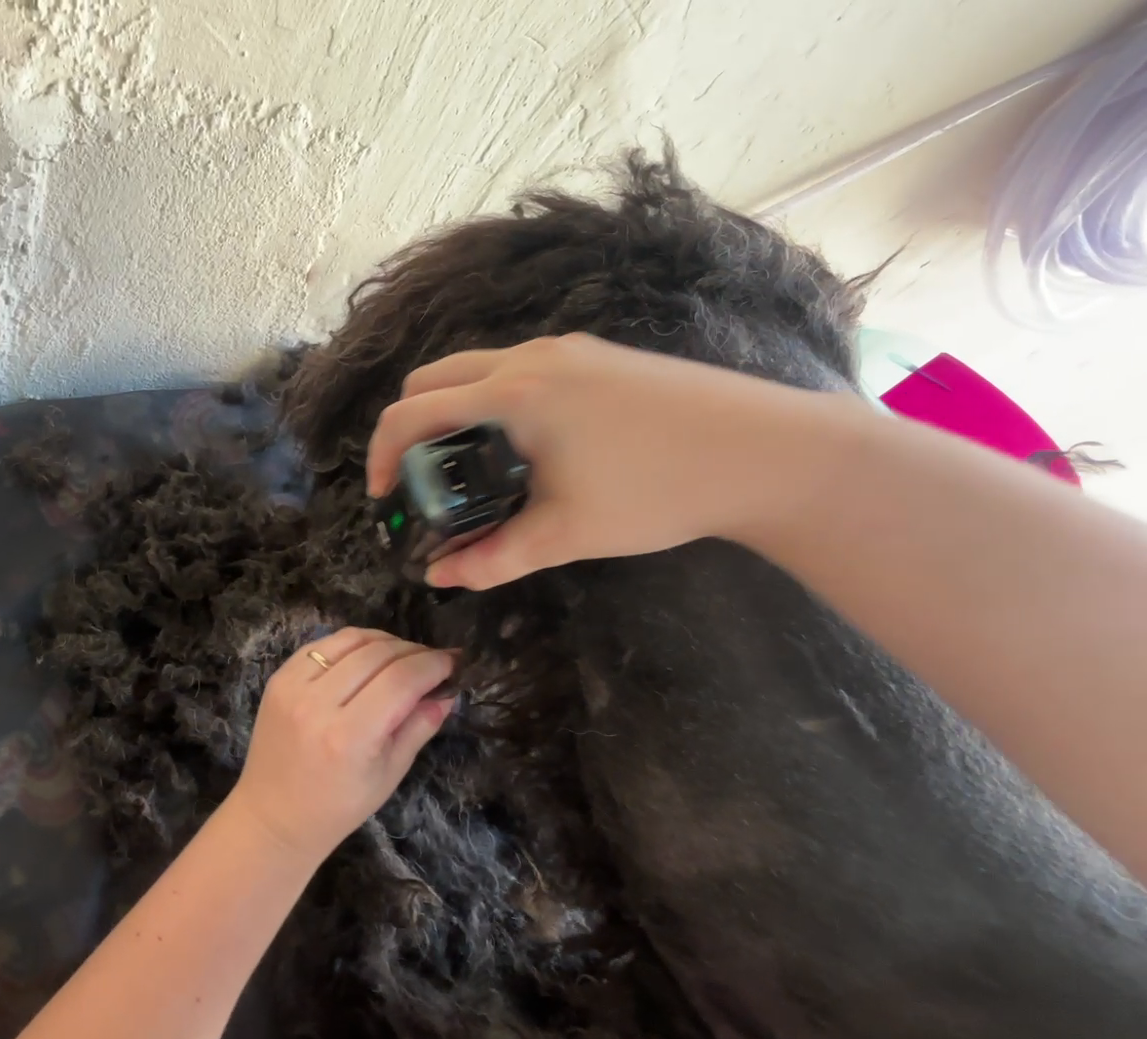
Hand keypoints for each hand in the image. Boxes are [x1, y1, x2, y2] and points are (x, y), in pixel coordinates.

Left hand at [225, 628, 454, 861]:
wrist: (274, 814)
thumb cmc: (338, 806)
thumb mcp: (389, 774)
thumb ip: (419, 727)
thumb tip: (448, 691)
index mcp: (349, 737)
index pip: (400, 681)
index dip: (432, 665)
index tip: (454, 663)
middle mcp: (317, 704)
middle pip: (377, 654)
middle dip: (414, 652)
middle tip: (434, 661)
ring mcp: (292, 687)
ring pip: (350, 640)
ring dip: (384, 641)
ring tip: (404, 656)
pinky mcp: (278, 678)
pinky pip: (321, 645)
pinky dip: (351, 644)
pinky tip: (368, 656)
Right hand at [366, 333, 858, 588]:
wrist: (770, 452)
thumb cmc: (659, 491)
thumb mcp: (565, 534)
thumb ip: (493, 557)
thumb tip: (439, 576)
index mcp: (511, 394)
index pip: (410, 412)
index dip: (380, 453)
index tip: (382, 493)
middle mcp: (529, 358)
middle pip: (432, 378)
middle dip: (407, 425)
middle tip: (418, 477)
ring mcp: (566, 350)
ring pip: (473, 368)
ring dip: (450, 410)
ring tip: (466, 466)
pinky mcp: (595, 355)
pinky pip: (512, 369)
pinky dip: (488, 401)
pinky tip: (521, 447)